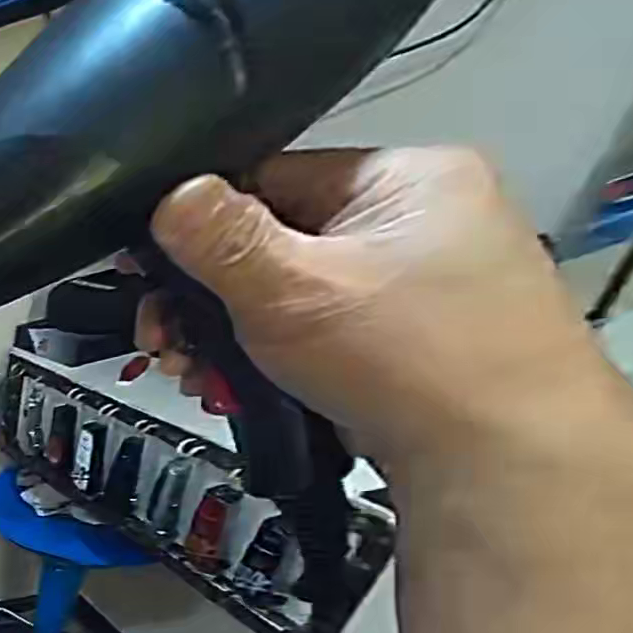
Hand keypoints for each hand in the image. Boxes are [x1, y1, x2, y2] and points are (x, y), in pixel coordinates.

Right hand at [136, 147, 605, 464]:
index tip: (143, 278)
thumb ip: (221, 240)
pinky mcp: (384, 333)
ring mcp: (395, 280)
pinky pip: (296, 329)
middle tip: (159, 344)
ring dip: (215, 339)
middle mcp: (399, 220)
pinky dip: (252, 358)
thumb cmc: (396, 353)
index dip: (194, 230)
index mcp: (396, 179)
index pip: (265, 182)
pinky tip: (227, 388)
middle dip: (197, 304)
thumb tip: (170, 192)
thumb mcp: (290, 288)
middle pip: (260, 248)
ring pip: (272, 296)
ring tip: (190, 376)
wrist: (489, 453)